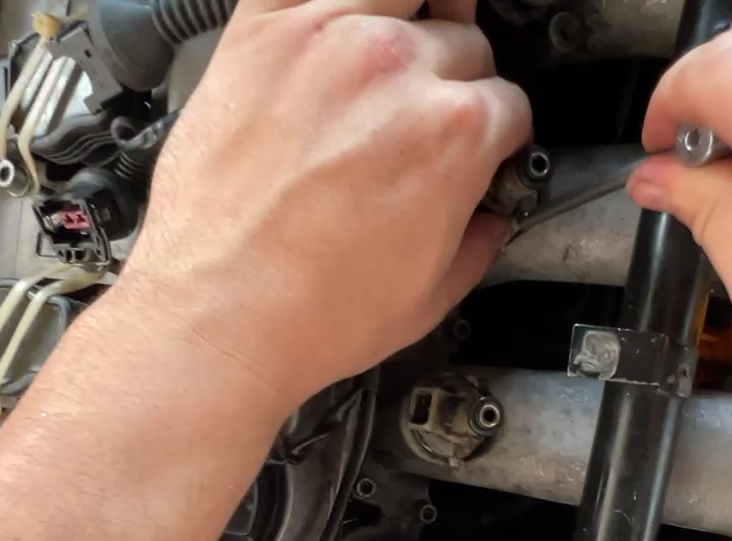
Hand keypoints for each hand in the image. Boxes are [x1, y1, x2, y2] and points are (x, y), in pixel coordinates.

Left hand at [115, 0, 531, 412]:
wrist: (223, 317)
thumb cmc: (313, 317)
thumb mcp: (428, 300)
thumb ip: (476, 246)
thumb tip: (488, 222)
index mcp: (455, 136)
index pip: (508, 104)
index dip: (500, 134)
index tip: (482, 149)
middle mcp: (397, 71)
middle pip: (463, 44)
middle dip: (457, 86)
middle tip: (426, 125)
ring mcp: (326, 40)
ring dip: (413, 19)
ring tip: (395, 58)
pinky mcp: (260, 33)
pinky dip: (334, 1)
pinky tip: (338, 28)